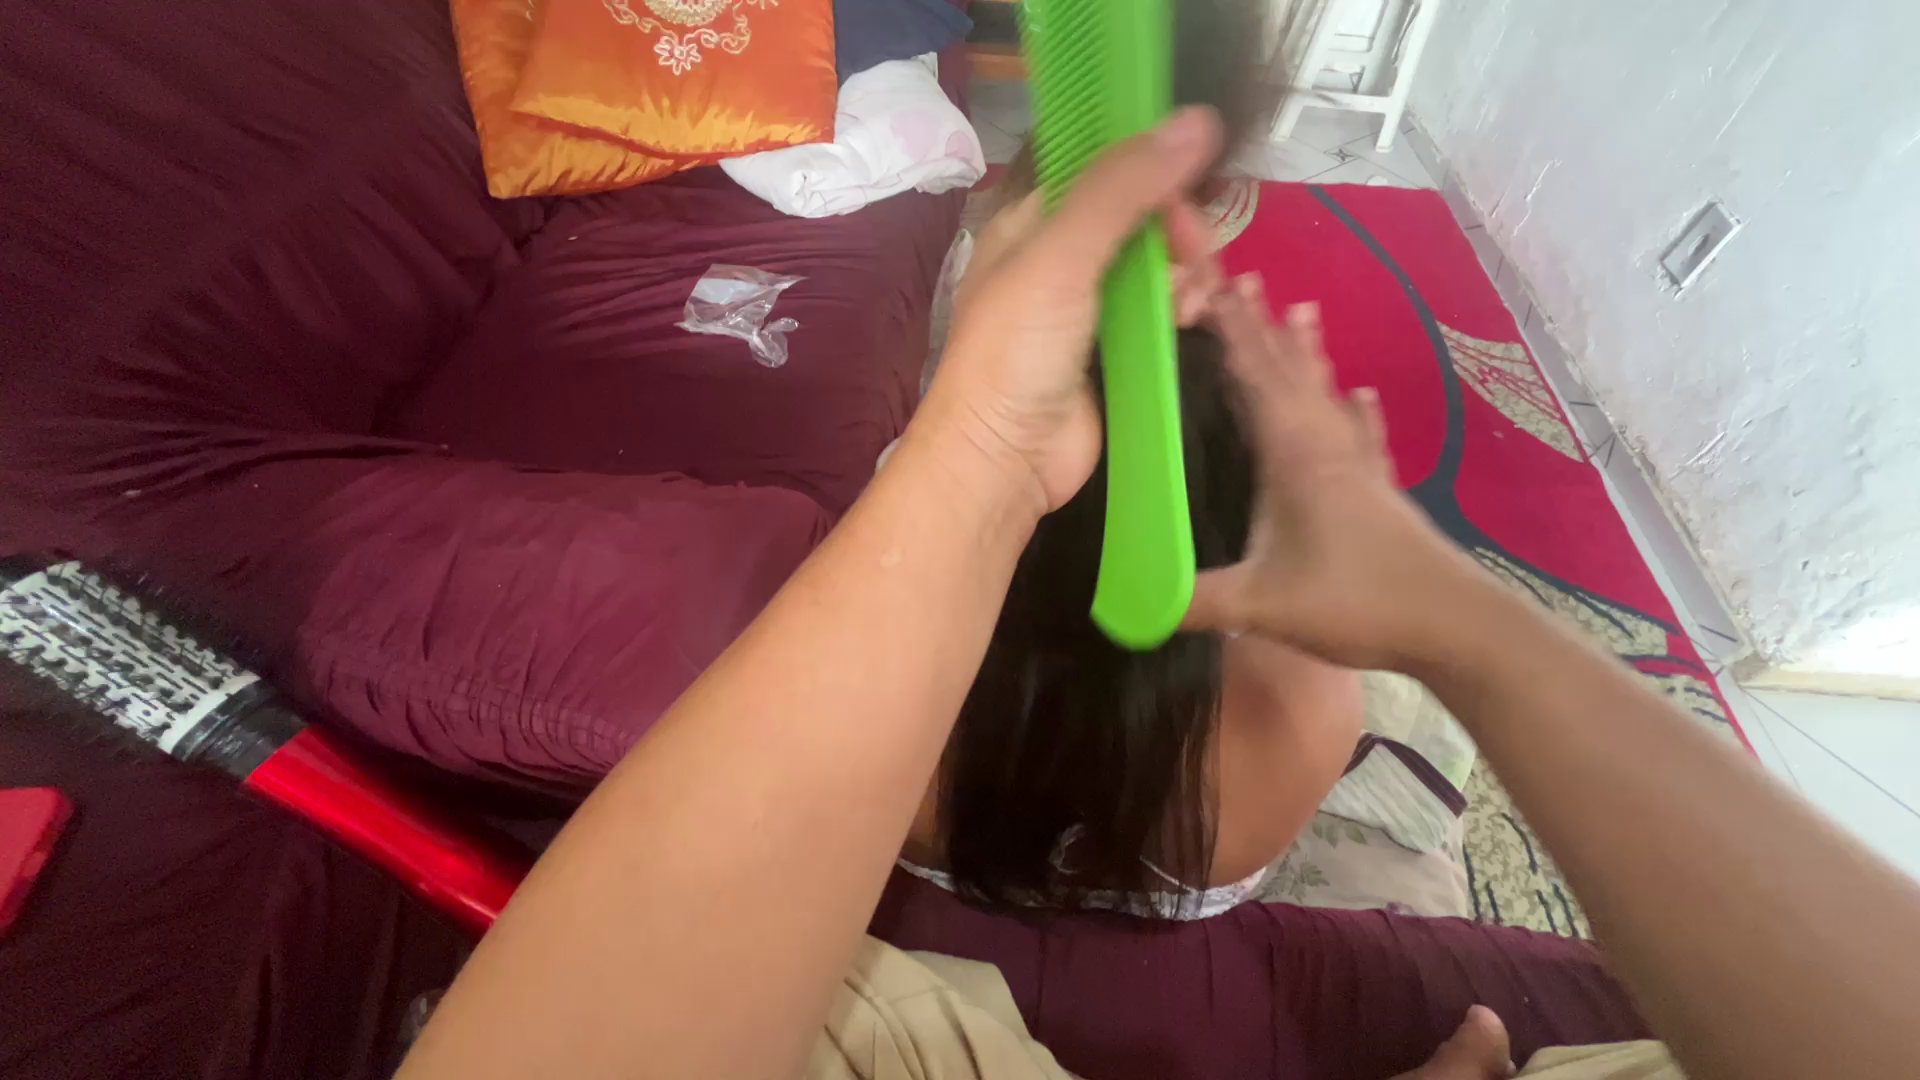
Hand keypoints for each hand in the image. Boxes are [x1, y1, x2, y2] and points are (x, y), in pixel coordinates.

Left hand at [916, 106, 1224, 513]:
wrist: (1004, 459)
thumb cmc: (1016, 353)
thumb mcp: (1060, 259)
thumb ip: (1122, 190)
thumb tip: (1196, 119)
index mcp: (1030, 228)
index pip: (1100, 172)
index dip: (1148, 168)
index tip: (1189, 183)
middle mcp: (1057, 264)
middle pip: (1135, 219)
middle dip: (1173, 227)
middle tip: (1195, 251)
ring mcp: (1086, 313)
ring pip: (1153, 269)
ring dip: (1182, 272)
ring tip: (1191, 296)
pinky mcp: (1111, 357)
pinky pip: (1157, 318)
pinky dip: (1179, 311)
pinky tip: (1191, 319)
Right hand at [1181, 278, 1487, 671]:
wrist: (1452, 626)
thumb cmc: (1354, 600)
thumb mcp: (1260, 604)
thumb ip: (1192, 602)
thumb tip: (1130, 606)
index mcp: (1293, 457)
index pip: (1255, 379)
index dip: (1232, 333)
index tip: (1213, 287)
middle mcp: (1325, 448)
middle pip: (1287, 374)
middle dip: (1261, 328)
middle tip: (1244, 281)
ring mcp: (1357, 467)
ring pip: (1324, 395)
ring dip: (1306, 355)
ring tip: (1300, 312)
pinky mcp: (1378, 491)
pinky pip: (1360, 435)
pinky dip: (1355, 411)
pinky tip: (1361, 396)